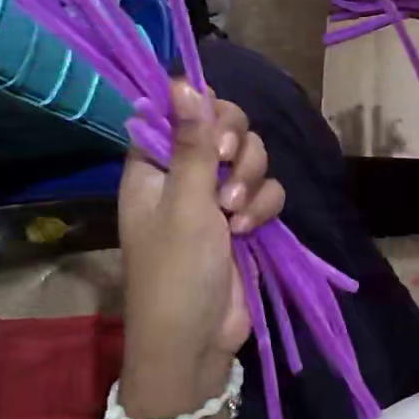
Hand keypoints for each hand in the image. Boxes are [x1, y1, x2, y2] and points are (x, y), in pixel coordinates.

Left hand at [118, 82, 285, 412]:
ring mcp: (215, 197)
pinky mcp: (243, 219)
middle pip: (222, 127)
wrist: (197, 338)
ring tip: (235, 216)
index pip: (176, 112)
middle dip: (235, 149)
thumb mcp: (185, 203)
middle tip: (225, 169)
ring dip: (250, 182)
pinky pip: (265, 190)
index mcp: (153, 165)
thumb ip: (193, 144)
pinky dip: (263, 207)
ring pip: (249, 158)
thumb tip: (184, 81)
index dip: (201, 111)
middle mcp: (184, 174)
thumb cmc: (176, 270)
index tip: (213, 130)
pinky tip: (249, 231)